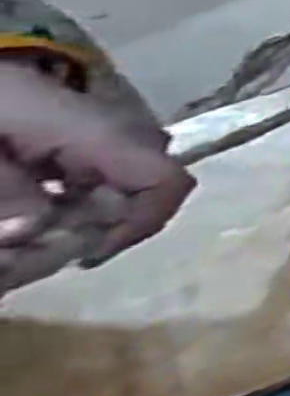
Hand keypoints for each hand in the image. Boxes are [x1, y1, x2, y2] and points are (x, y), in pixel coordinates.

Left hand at [0, 63, 193, 263]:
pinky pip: (104, 183)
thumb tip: (30, 234)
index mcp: (110, 138)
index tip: (85, 255)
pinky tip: (28, 214)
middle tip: (22, 257)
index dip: (141, 223)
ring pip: (122, 194)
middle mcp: (130, 140)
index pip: (167, 182)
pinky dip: (67, 209)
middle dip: (90, 234)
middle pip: (142, 197)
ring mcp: (118, 141)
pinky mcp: (100, 146)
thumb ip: (4, 189)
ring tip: (17, 241)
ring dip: (74, 225)